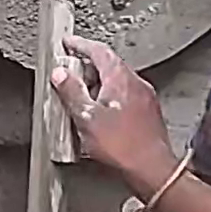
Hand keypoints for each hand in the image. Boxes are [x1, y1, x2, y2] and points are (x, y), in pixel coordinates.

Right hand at [50, 35, 179, 196]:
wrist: (150, 169)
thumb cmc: (121, 145)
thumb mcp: (86, 117)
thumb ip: (71, 92)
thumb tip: (60, 73)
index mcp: (121, 80)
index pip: (100, 52)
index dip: (81, 45)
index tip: (68, 42)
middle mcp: (136, 84)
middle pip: (109, 65)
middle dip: (87, 65)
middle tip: (68, 71)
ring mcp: (144, 98)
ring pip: (117, 80)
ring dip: (97, 82)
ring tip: (80, 95)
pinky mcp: (147, 112)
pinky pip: (124, 94)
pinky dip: (108, 95)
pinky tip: (99, 111)